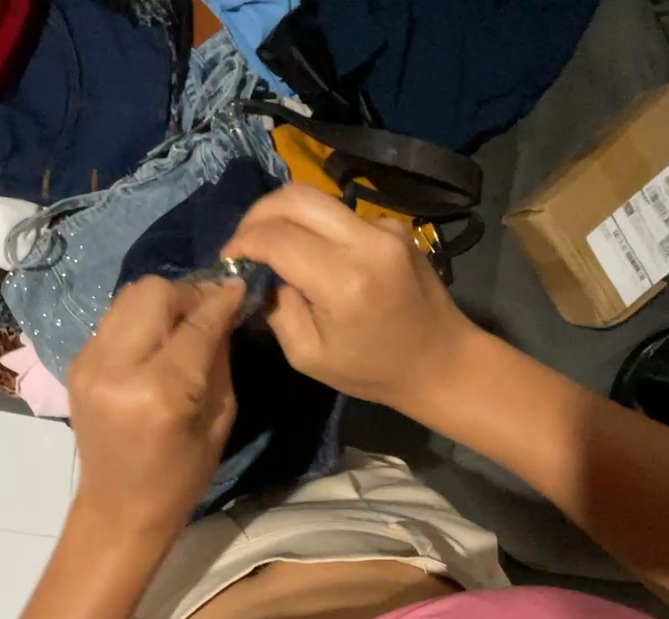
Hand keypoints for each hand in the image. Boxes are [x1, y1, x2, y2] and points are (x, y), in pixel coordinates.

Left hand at [67, 277, 246, 538]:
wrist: (118, 509)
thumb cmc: (180, 478)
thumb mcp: (218, 419)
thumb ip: (219, 357)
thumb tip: (225, 309)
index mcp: (160, 391)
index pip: (196, 322)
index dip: (222, 299)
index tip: (240, 287)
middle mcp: (117, 368)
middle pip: (154, 292)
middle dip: (188, 294)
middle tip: (207, 313)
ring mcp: (89, 364)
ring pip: (129, 298)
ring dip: (162, 303)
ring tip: (182, 326)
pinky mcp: (76, 366)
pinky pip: (113, 321)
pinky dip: (139, 323)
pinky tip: (154, 346)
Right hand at [222, 184, 481, 410]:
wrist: (441, 361)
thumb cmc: (371, 371)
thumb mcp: (308, 356)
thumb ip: (277, 311)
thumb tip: (260, 275)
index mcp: (344, 281)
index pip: (276, 237)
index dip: (242, 243)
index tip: (228, 261)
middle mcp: (367, 241)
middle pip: (295, 197)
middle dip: (257, 216)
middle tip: (243, 244)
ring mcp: (386, 226)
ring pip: (317, 198)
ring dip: (284, 218)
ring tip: (271, 249)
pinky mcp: (395, 225)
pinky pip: (340, 214)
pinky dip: (314, 229)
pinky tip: (311, 258)